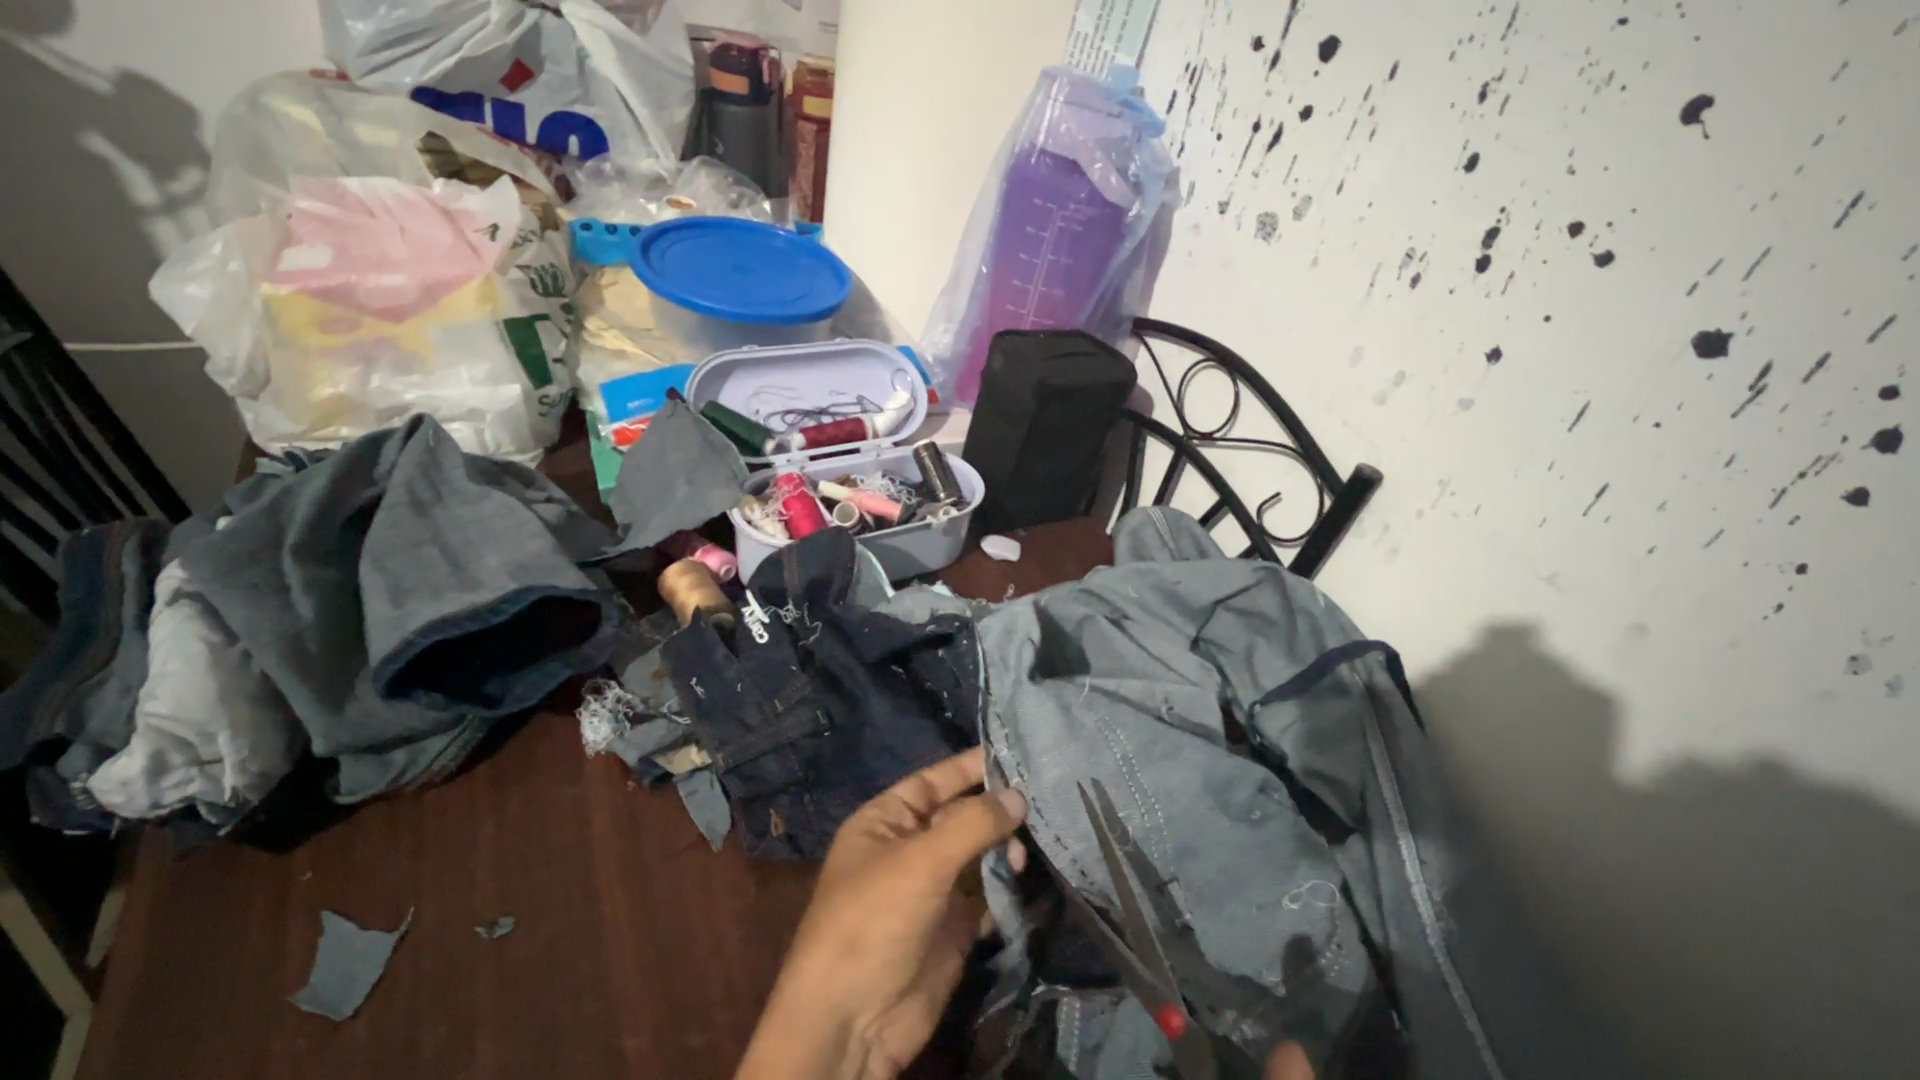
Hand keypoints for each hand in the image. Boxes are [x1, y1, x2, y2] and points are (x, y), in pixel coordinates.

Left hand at [736, 748, 1026, 1079]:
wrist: (853, 1020)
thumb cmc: (873, 920)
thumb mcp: (920, 860)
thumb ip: (972, 823)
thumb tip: (1018, 795)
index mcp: (885, 820)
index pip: (934, 779)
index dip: (972, 767)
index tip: (1021, 754)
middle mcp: (909, 847)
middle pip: (962, 816)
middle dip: (998, 811)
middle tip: (1045, 806)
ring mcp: (933, 889)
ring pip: (979, 855)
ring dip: (1007, 851)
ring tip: (1030, 856)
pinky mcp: (954, 927)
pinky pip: (988, 896)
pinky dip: (1009, 889)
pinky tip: (1031, 884)